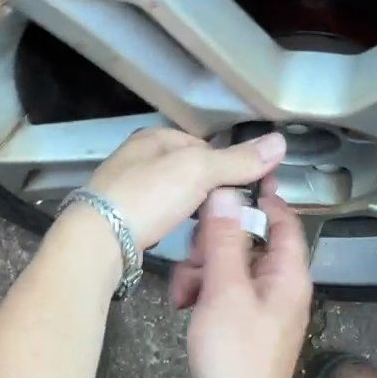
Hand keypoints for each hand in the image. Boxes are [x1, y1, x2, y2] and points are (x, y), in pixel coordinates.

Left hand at [81, 128, 286, 248]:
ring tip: (205, 228)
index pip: (204, 146)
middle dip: (209, 191)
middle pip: (188, 172)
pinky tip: (176, 236)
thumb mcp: (198, 172)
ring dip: (191, 210)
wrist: (97, 240)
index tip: (245, 189)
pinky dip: (170, 224)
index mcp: (154, 137)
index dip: (228, 166)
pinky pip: (157, 216)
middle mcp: (137, 158)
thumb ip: (237, 161)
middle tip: (226, 213)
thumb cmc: (146, 197)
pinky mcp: (120, 218)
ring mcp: (126, 188)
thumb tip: (279, 142)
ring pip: (173, 196)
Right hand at [171, 178, 313, 377]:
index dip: (262, 197)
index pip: (283, 220)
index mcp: (287, 274)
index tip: (237, 177)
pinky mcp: (236, 322)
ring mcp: (256, 305)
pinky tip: (182, 306)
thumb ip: (225, 240)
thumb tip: (228, 193)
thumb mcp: (226, 291)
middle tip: (193, 255)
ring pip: (226, 265)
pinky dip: (200, 292)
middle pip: (246, 241)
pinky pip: (218, 290)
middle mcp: (277, 285)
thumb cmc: (236, 354)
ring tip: (183, 293)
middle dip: (214, 243)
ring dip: (200, 270)